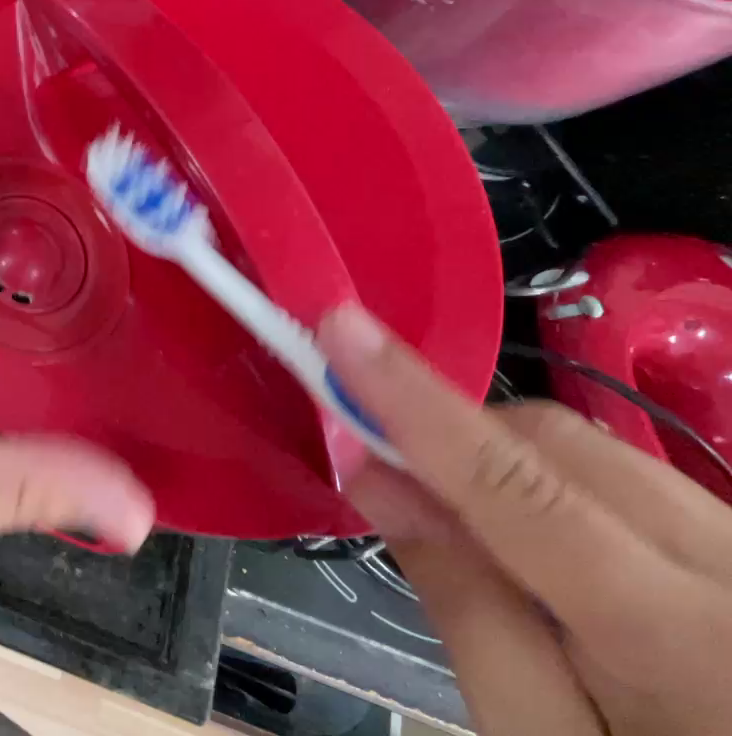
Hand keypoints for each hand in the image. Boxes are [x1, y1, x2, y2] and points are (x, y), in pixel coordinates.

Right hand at [321, 304, 731, 735]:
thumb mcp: (530, 731)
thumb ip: (458, 602)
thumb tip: (371, 475)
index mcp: (683, 637)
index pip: (516, 487)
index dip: (414, 402)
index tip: (341, 328)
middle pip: (561, 446)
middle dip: (456, 437)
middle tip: (386, 472)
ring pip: (602, 450)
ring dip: (510, 461)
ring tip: (479, 532)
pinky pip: (642, 476)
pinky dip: (564, 483)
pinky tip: (553, 547)